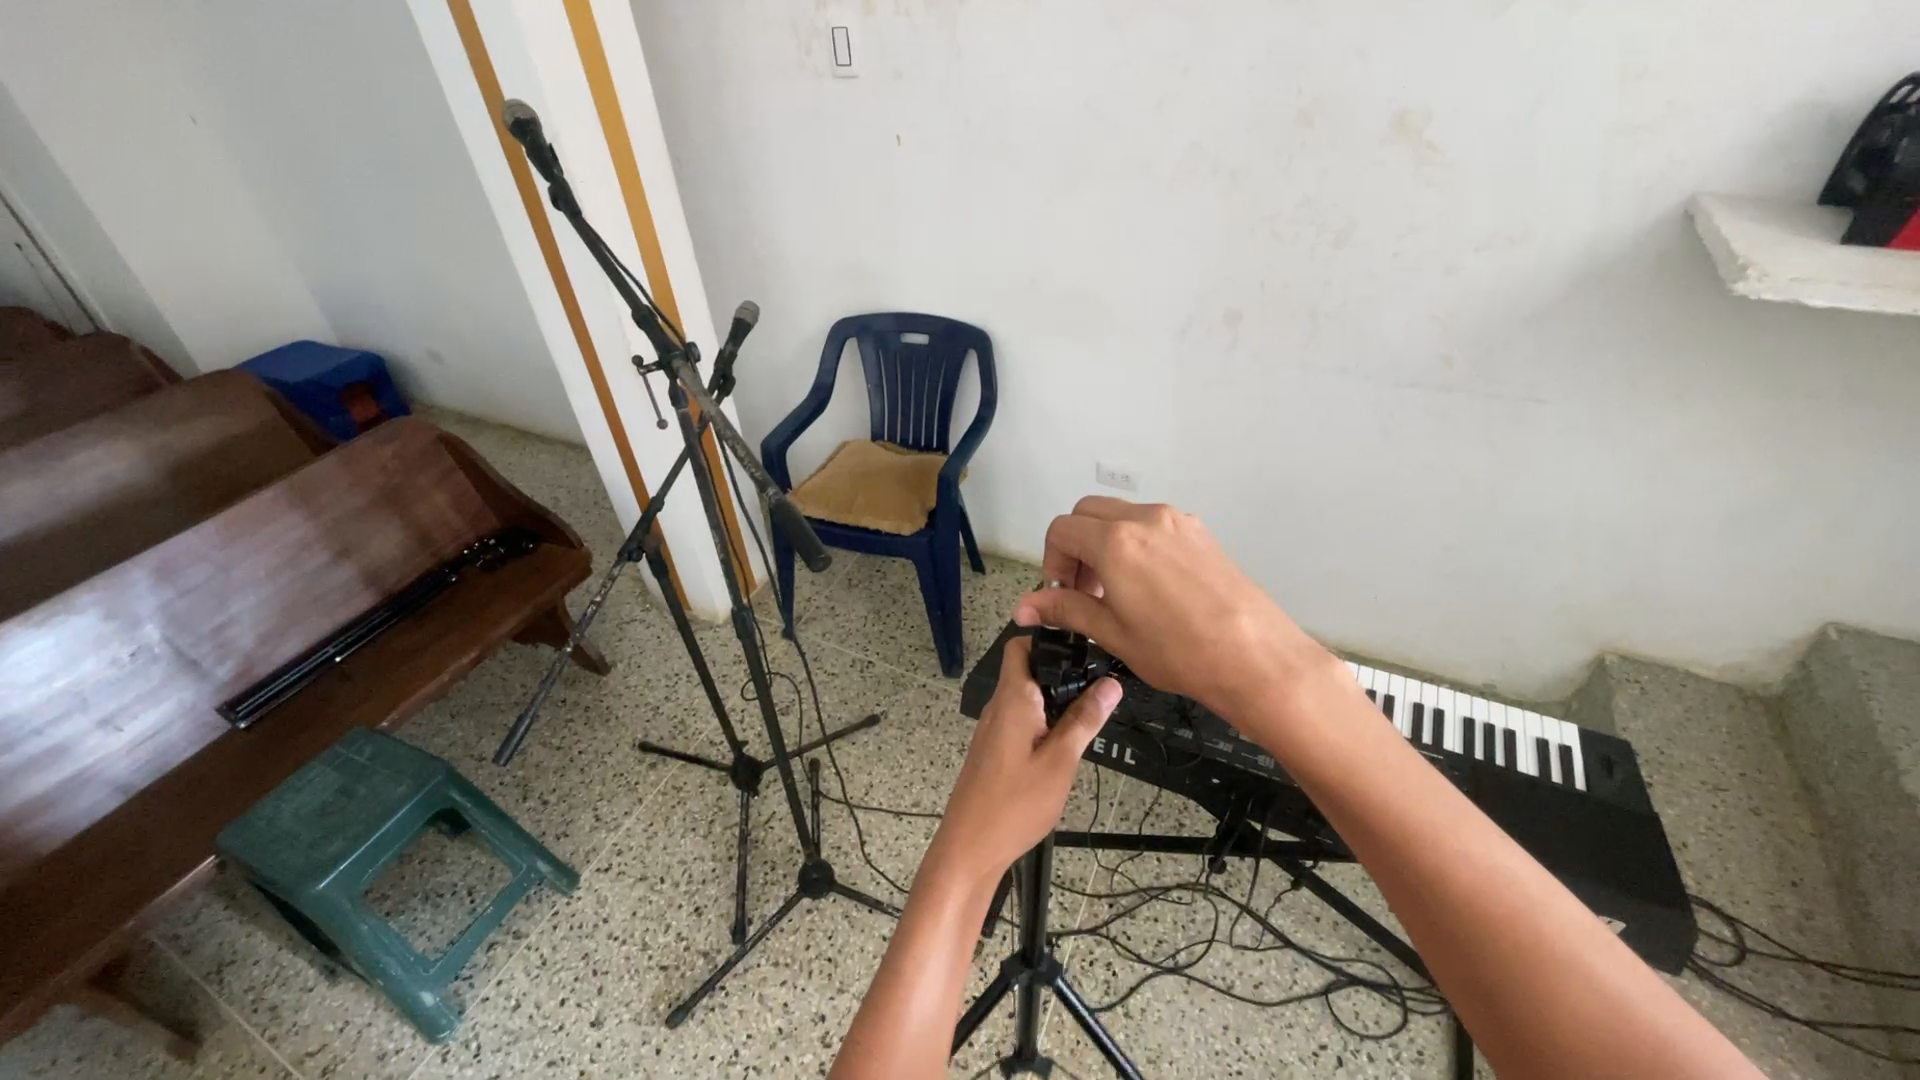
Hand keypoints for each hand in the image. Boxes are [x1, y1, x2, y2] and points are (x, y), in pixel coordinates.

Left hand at [925, 635, 1119, 884]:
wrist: (970, 847)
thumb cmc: (1015, 804)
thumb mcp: (1060, 761)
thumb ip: (1084, 720)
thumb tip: (1110, 683)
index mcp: (1012, 700)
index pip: (1020, 646)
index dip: (1048, 640)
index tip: (1083, 651)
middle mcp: (997, 707)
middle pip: (1026, 671)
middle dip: (1060, 675)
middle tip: (1097, 689)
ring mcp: (992, 730)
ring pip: (1024, 699)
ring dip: (1053, 702)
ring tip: (1087, 718)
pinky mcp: (992, 751)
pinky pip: (1019, 721)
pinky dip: (1042, 723)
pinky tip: (1062, 746)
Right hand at [1012, 496, 1334, 720]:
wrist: (1254, 657)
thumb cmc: (1179, 652)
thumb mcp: (1112, 634)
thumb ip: (1065, 610)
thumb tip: (1023, 608)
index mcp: (1115, 543)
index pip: (1061, 530)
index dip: (1051, 562)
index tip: (1061, 594)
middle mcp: (1144, 520)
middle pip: (1088, 512)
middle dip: (1075, 546)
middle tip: (1083, 590)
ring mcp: (1177, 522)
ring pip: (1121, 515)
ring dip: (1104, 542)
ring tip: (1116, 591)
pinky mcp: (1200, 533)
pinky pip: (1152, 524)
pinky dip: (1135, 543)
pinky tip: (1148, 586)